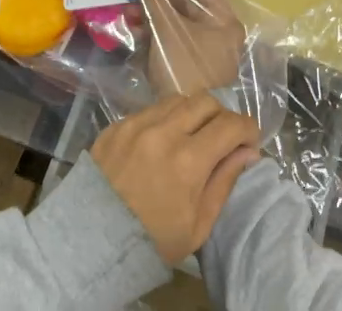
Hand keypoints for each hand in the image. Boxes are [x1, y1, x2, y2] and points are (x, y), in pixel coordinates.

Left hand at [90, 93, 260, 262]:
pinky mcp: (117, 125)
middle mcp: (164, 132)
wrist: (92, 242)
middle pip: (206, 101)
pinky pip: (150, 109)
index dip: (248, 129)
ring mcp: (137, 124)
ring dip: (192, 113)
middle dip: (221, 116)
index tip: (249, 142)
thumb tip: (248, 152)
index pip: (231, 125)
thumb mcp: (198, 225)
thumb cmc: (152, 241)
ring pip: (177, 99)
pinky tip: (161, 142)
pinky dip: (164, 119)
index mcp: (189, 161)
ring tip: (190, 136)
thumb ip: (224, 182)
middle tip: (221, 138)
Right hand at [136, 0, 247, 96]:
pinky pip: (172, 41)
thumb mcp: (165, 25)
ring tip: (128, 19)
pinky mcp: (190, 66)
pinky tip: (135, 36)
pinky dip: (155, 36)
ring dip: (151, 17)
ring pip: (175, 22)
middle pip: (185, 3)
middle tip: (132, 1)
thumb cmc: (183, 66)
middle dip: (155, 0)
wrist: (186, 119)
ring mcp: (205, 51)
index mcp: (224, 19)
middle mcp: (220, 33)